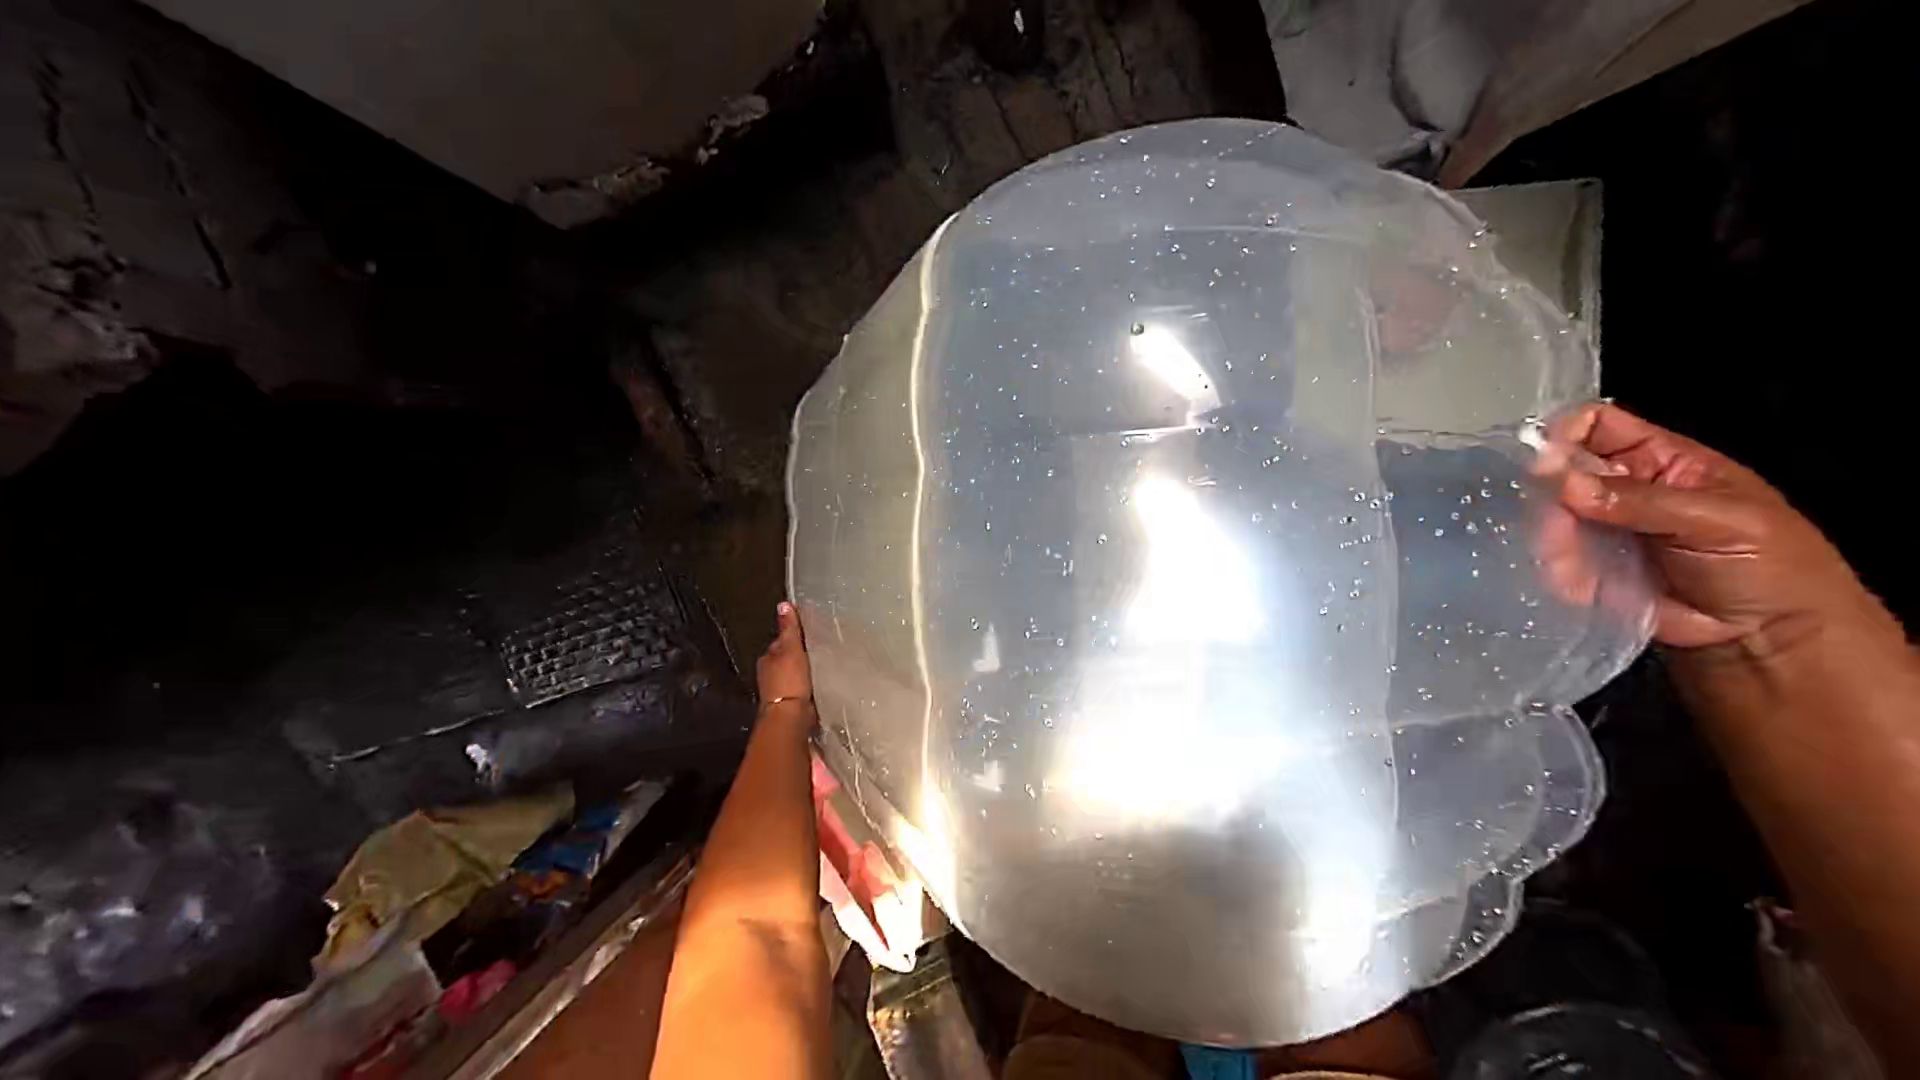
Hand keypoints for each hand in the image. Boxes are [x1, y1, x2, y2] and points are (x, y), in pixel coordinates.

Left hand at [757, 601, 813, 704]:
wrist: (790, 715)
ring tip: (821, 665)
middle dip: (799, 655)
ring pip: (793, 673)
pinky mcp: (790, 703)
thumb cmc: (789, 679)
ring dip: (803, 670)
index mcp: (767, 658)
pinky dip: (807, 683)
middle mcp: (769, 673)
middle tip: (818, 648)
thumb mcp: (791, 649)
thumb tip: (783, 604)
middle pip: (786, 658)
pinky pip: (800, 687)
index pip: (780, 642)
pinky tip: (818, 682)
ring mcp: (779, 689)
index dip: (793, 637)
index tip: (808, 633)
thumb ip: (788, 628)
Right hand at [1542, 403, 1867, 650]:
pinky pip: (1546, 556)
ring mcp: (1594, 528)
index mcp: (1659, 460)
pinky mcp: (1580, 565)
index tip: (1542, 460)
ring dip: (1551, 539)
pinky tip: (1579, 586)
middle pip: (1557, 471)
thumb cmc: (1770, 568)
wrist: (1766, 641)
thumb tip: (1561, 483)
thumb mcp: (1723, 521)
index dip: (1564, 432)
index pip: (1596, 425)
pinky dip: (1555, 569)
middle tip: (1559, 525)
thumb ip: (1641, 501)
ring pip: (1544, 515)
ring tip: (1575, 567)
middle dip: (1549, 495)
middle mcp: (1617, 487)